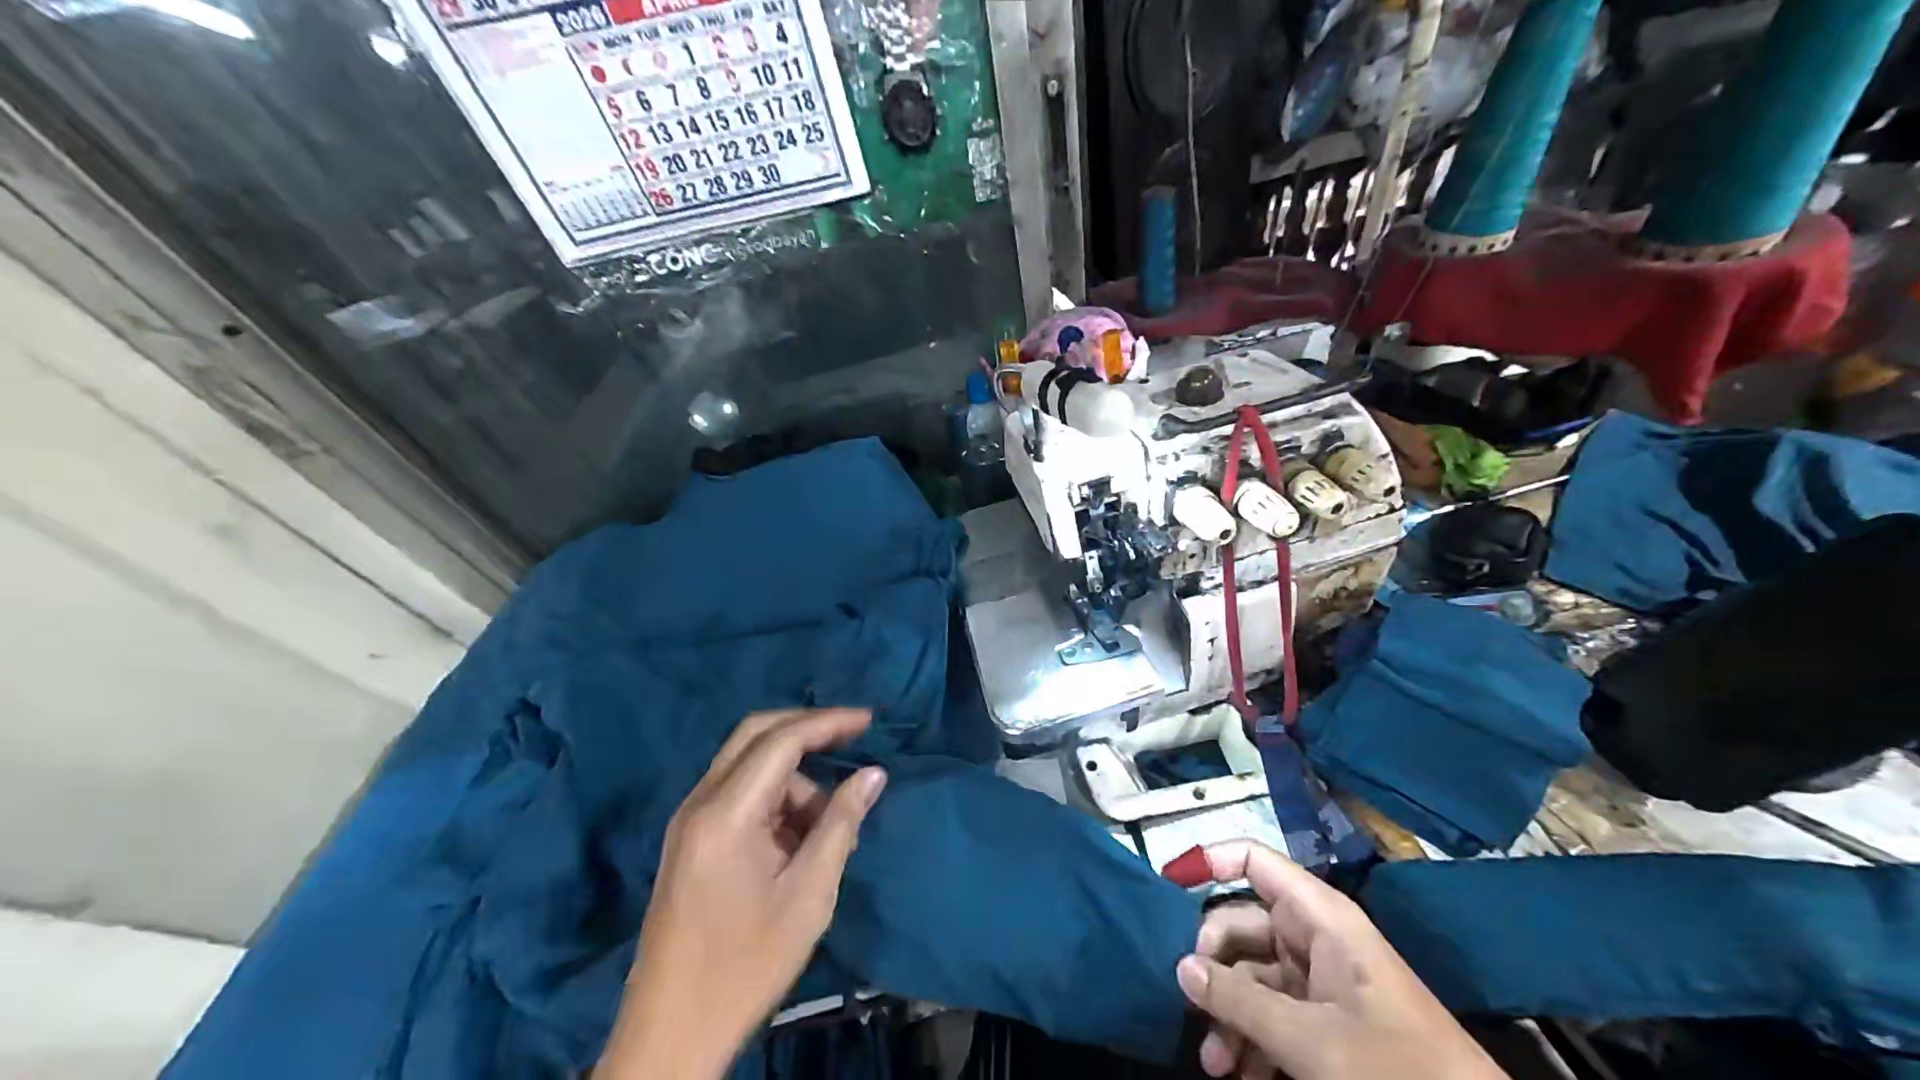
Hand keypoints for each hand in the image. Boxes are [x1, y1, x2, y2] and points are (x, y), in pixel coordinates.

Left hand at [595, 708, 887, 1079]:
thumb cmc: (746, 965)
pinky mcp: (689, 839)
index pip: (781, 740)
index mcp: (725, 813)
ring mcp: (688, 820)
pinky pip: (737, 794)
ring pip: (749, 765)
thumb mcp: (808, 895)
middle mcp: (699, 802)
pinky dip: (773, 799)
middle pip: (756, 735)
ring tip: (829, 828)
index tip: (869, 720)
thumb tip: (873, 773)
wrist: (671, 1033)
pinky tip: (798, 839)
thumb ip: (841, 823)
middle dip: (807, 730)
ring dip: (793, 778)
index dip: (828, 723)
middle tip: (853, 739)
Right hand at [1176, 841, 1506, 1079]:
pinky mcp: (1325, 1022)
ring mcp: (1318, 980)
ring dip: (1228, 1016)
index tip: (1166, 887)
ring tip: (1215, 1065)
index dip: (1207, 862)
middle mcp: (1313, 937)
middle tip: (1189, 1007)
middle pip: (1241, 926)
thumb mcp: (1309, 1039)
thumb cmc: (1393, 1068)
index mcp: (1318, 917)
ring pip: (1251, 977)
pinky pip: (1271, 1013)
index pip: (1251, 860)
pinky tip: (1238, 1075)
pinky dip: (1251, 1040)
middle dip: (1211, 968)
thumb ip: (1239, 1001)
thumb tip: (1180, 967)